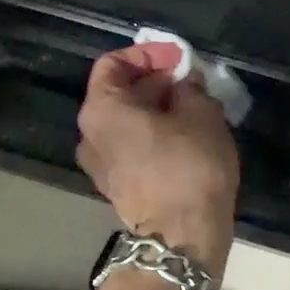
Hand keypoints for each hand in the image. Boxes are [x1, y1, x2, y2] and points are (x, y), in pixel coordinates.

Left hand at [75, 42, 238, 267]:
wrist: (181, 235)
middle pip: (116, 94)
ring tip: (192, 108)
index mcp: (100, 110)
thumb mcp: (201, 113)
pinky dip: (152, 135)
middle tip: (192, 82)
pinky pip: (130, 148)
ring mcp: (99, 165)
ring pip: (125, 123)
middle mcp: (89, 136)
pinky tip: (184, 137)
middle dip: (154, 83)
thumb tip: (183, 83)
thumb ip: (189, 88)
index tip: (180, 59)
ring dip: (155, 110)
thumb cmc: (188, 166)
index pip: (112, 64)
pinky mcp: (115, 187)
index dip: (147, 54)